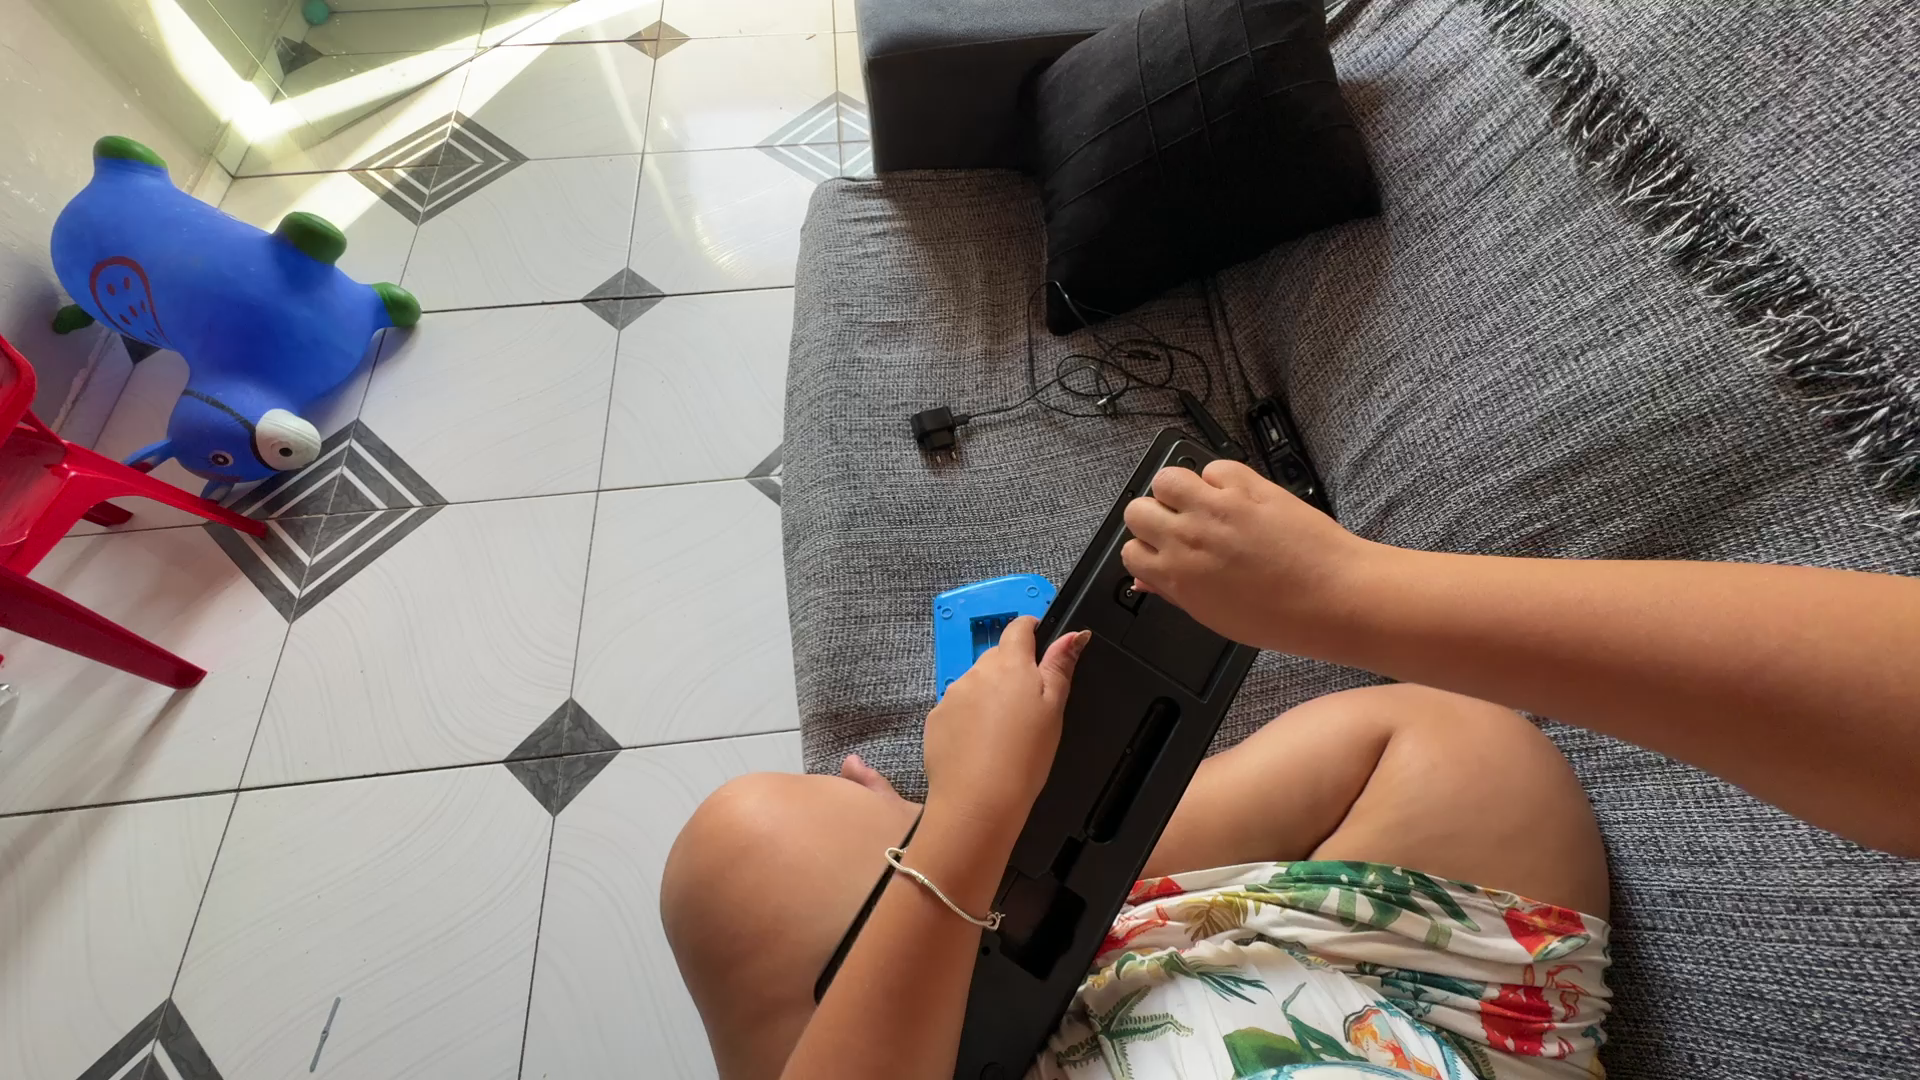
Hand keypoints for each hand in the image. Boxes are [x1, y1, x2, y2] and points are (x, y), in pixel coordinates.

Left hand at [922, 617, 1089, 850]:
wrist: (978, 801)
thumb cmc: (1025, 757)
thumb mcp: (1054, 708)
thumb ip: (1061, 665)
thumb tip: (1073, 634)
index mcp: (1010, 664)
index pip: (1019, 627)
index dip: (1031, 630)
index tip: (1039, 644)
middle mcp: (977, 671)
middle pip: (996, 656)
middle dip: (1011, 671)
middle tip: (1027, 705)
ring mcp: (952, 694)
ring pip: (976, 682)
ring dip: (989, 694)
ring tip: (1003, 731)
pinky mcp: (936, 718)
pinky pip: (956, 707)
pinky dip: (969, 717)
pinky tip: (980, 743)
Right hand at [1121, 459, 1372, 652]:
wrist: (1336, 598)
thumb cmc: (1281, 617)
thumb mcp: (1213, 616)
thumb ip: (1174, 592)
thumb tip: (1146, 580)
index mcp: (1175, 575)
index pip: (1130, 551)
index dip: (1146, 550)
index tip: (1161, 552)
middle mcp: (1187, 536)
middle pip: (1137, 510)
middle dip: (1154, 518)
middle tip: (1177, 526)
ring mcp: (1216, 507)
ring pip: (1166, 479)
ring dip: (1178, 490)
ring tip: (1199, 503)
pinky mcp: (1247, 486)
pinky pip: (1214, 468)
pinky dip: (1219, 478)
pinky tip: (1234, 497)